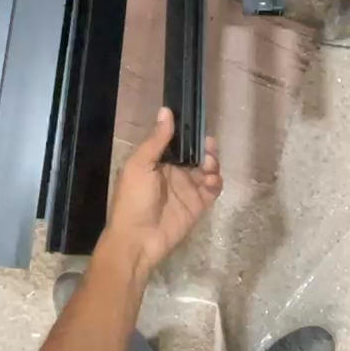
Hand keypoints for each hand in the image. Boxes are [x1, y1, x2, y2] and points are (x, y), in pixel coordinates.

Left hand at [95, 108, 221, 280]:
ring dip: (212, 162)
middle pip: (196, 153)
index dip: (188, 132)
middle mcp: (174, 172)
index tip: (197, 123)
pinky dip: (216, 182)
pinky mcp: (198, 205)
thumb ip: (156, 140)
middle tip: (208, 145)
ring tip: (209, 164)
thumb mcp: (140, 165)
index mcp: (157, 160)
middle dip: (204, 147)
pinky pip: (213, 189)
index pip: (177, 141)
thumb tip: (166, 110)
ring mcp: (187, 189)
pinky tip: (211, 181)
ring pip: (207, 169)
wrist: (137, 240)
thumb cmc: (133, 199)